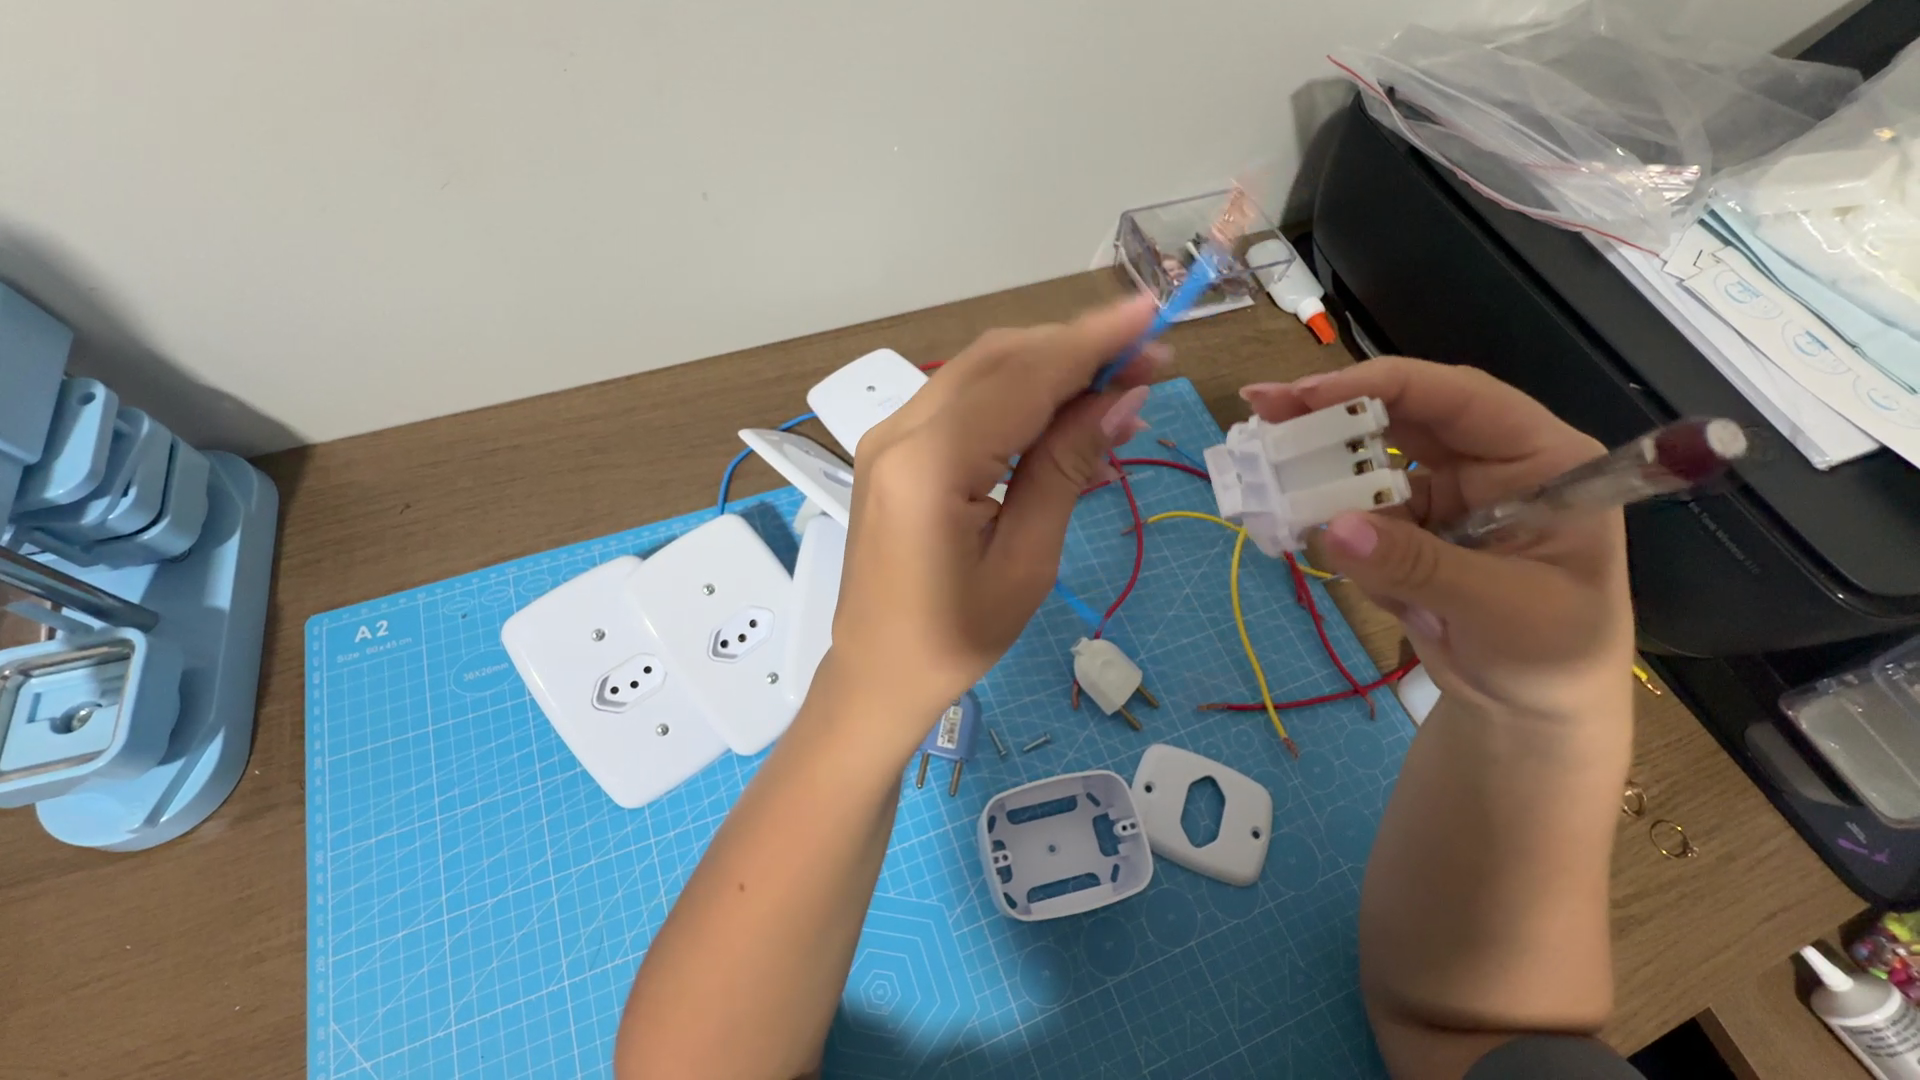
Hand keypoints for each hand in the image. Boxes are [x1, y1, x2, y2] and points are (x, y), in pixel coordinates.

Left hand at [815, 295, 1161, 750]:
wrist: (877, 674)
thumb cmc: (956, 638)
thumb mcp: (1026, 561)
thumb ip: (1065, 467)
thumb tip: (1121, 398)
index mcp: (931, 463)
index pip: (1025, 376)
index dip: (1093, 341)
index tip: (1151, 313)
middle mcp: (900, 432)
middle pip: (999, 359)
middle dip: (1075, 349)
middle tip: (1146, 363)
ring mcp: (889, 438)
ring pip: (981, 373)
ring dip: (1049, 371)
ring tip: (1118, 394)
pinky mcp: (893, 452)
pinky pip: (963, 405)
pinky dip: (1018, 402)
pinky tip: (1066, 426)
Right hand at [1242, 358, 1632, 724]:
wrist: (1530, 710)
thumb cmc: (1551, 657)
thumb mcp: (1499, 610)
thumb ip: (1418, 565)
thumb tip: (1335, 527)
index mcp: (1538, 460)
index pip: (1459, 399)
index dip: (1383, 386)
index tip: (1306, 396)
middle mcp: (1487, 465)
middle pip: (1401, 418)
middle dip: (1332, 416)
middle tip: (1260, 409)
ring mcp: (1443, 498)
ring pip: (1368, 469)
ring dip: (1325, 485)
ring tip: (1288, 502)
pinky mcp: (1408, 531)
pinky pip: (1357, 520)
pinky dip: (1339, 542)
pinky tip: (1387, 596)